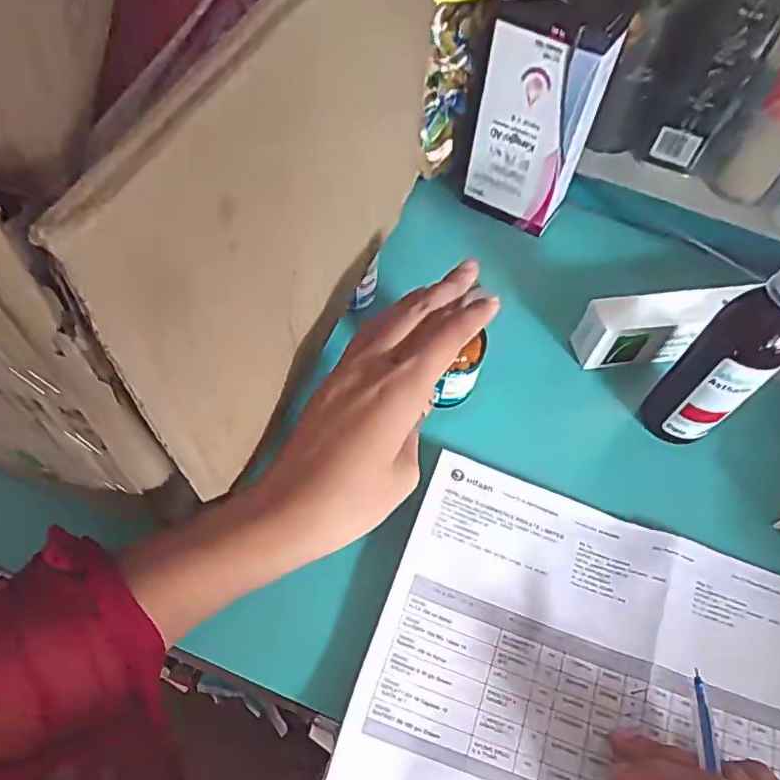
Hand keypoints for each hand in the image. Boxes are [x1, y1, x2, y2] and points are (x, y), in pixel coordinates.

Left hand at [122, 261, 496, 643]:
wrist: (289, 509)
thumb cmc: (353, 502)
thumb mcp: (402, 473)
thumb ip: (412, 431)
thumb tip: (412, 407)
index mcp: (399, 391)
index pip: (442, 342)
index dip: (468, 319)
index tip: (490, 301)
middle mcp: (374, 369)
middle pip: (414, 317)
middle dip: (445, 291)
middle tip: (470, 271)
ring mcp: (348, 372)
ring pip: (388, 322)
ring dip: (417, 300)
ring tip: (439, 287)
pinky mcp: (331, 382)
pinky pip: (368, 338)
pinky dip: (391, 322)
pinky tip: (397, 322)